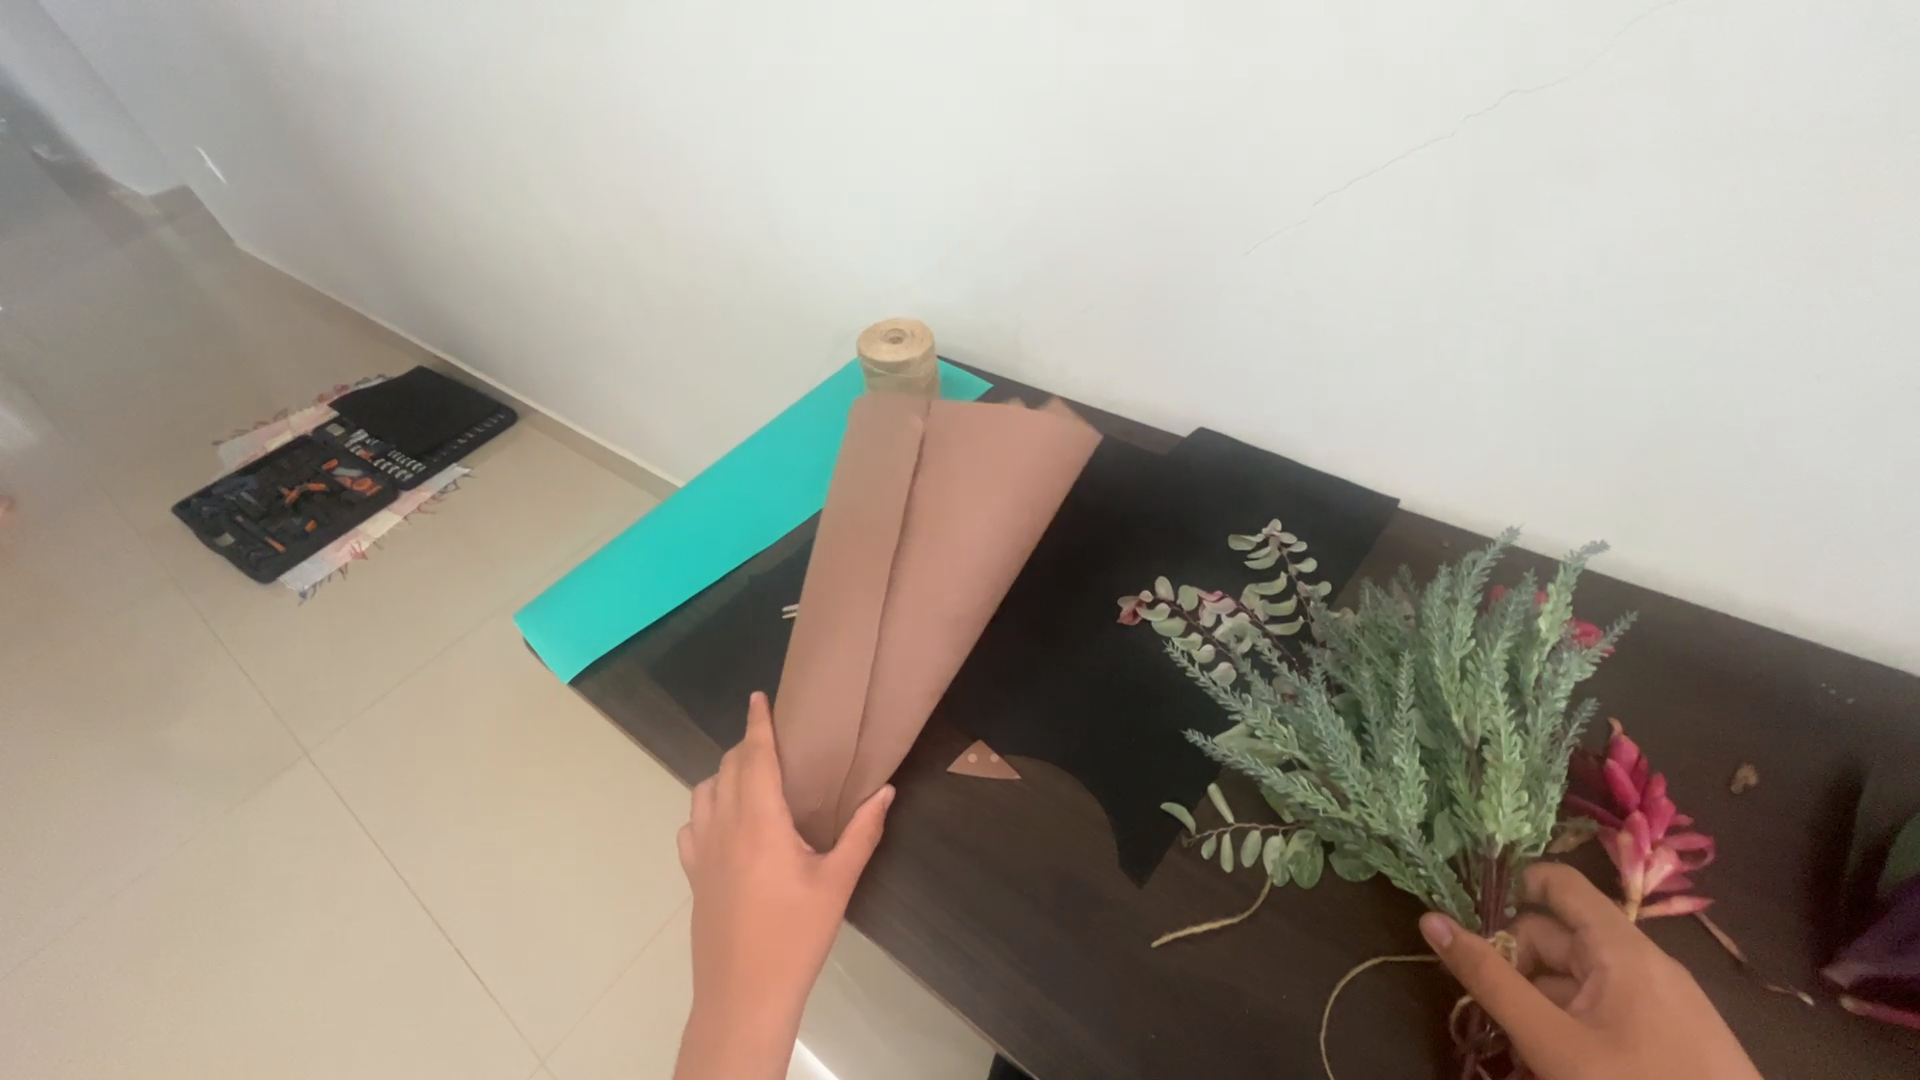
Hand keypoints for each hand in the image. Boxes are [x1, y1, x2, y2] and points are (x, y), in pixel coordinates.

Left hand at [673, 692, 893, 1079]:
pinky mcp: (693, 875)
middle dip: (746, 746)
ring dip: (724, 774)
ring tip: (752, 777)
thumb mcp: (838, 884)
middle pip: (727, 768)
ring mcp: (702, 852)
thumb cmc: (796, 937)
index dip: (757, 724)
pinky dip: (706, 808)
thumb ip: (862, 832)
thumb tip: (885, 790)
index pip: (754, 758)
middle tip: (774, 742)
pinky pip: (692, 824)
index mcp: (761, 823)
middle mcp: (725, 828)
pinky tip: (727, 822)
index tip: (758, 697)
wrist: (744, 996)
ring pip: (703, 791)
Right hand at [1420, 863, 1761, 1079]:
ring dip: (1540, 999)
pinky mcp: (1674, 1038)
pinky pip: (1605, 1008)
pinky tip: (1561, 1061)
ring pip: (1578, 977)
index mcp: (1621, 949)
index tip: (1471, 922)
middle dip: (1516, 963)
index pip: (1559, 882)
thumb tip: (1430, 920)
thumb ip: (1487, 978)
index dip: (1511, 887)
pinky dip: (1572, 1021)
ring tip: (1526, 1047)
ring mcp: (1664, 1002)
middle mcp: (1645, 963)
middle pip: (1559, 935)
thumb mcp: (1550, 1041)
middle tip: (1492, 1008)